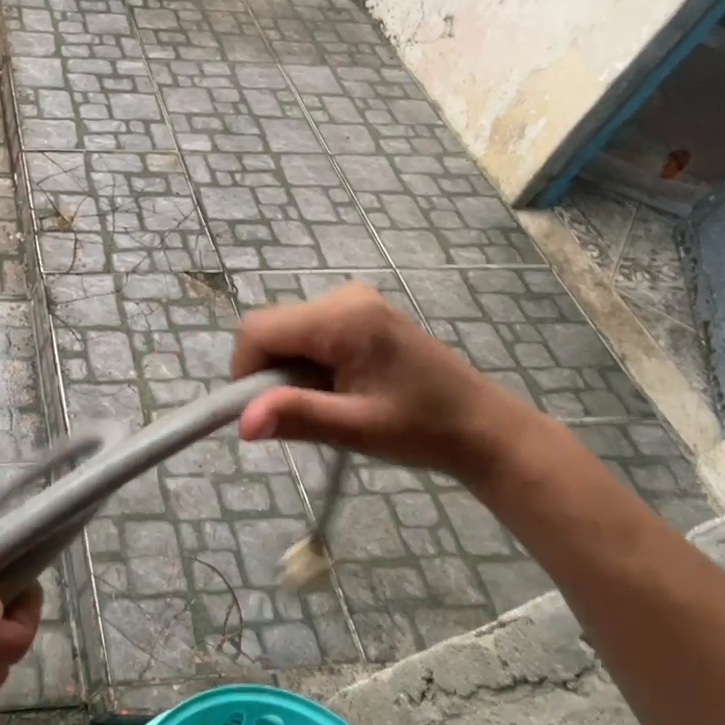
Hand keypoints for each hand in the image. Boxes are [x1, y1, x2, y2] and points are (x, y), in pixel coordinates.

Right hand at [230, 283, 545, 483]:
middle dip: (269, 372)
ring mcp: (352, 299)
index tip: (262, 411)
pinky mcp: (358, 311)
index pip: (257, 330)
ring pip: (283, 331)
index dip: (246, 371)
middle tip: (302, 412)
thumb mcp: (356, 428)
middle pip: (268, 328)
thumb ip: (297, 416)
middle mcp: (343, 295)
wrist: (482, 427)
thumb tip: (242, 422)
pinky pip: (304, 332)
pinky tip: (337, 388)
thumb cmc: (423, 429)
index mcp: (343, 318)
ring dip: (287, 370)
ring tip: (327, 403)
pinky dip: (305, 363)